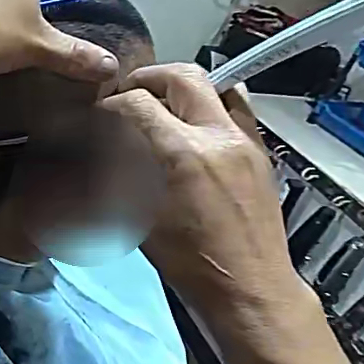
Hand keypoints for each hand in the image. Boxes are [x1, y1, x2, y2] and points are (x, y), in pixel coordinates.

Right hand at [100, 64, 304, 325]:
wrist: (248, 287)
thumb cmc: (190, 263)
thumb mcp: (138, 218)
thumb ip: (120, 172)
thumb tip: (103, 145)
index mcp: (182, 155)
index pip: (138, 103)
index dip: (113, 104)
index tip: (103, 113)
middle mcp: (218, 137)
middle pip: (181, 76)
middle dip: (149, 79)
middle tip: (131, 93)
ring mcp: (245, 141)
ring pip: (214, 85)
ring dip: (182, 87)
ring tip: (163, 103)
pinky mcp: (261, 152)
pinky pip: (237, 108)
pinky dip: (211, 104)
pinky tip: (196, 124)